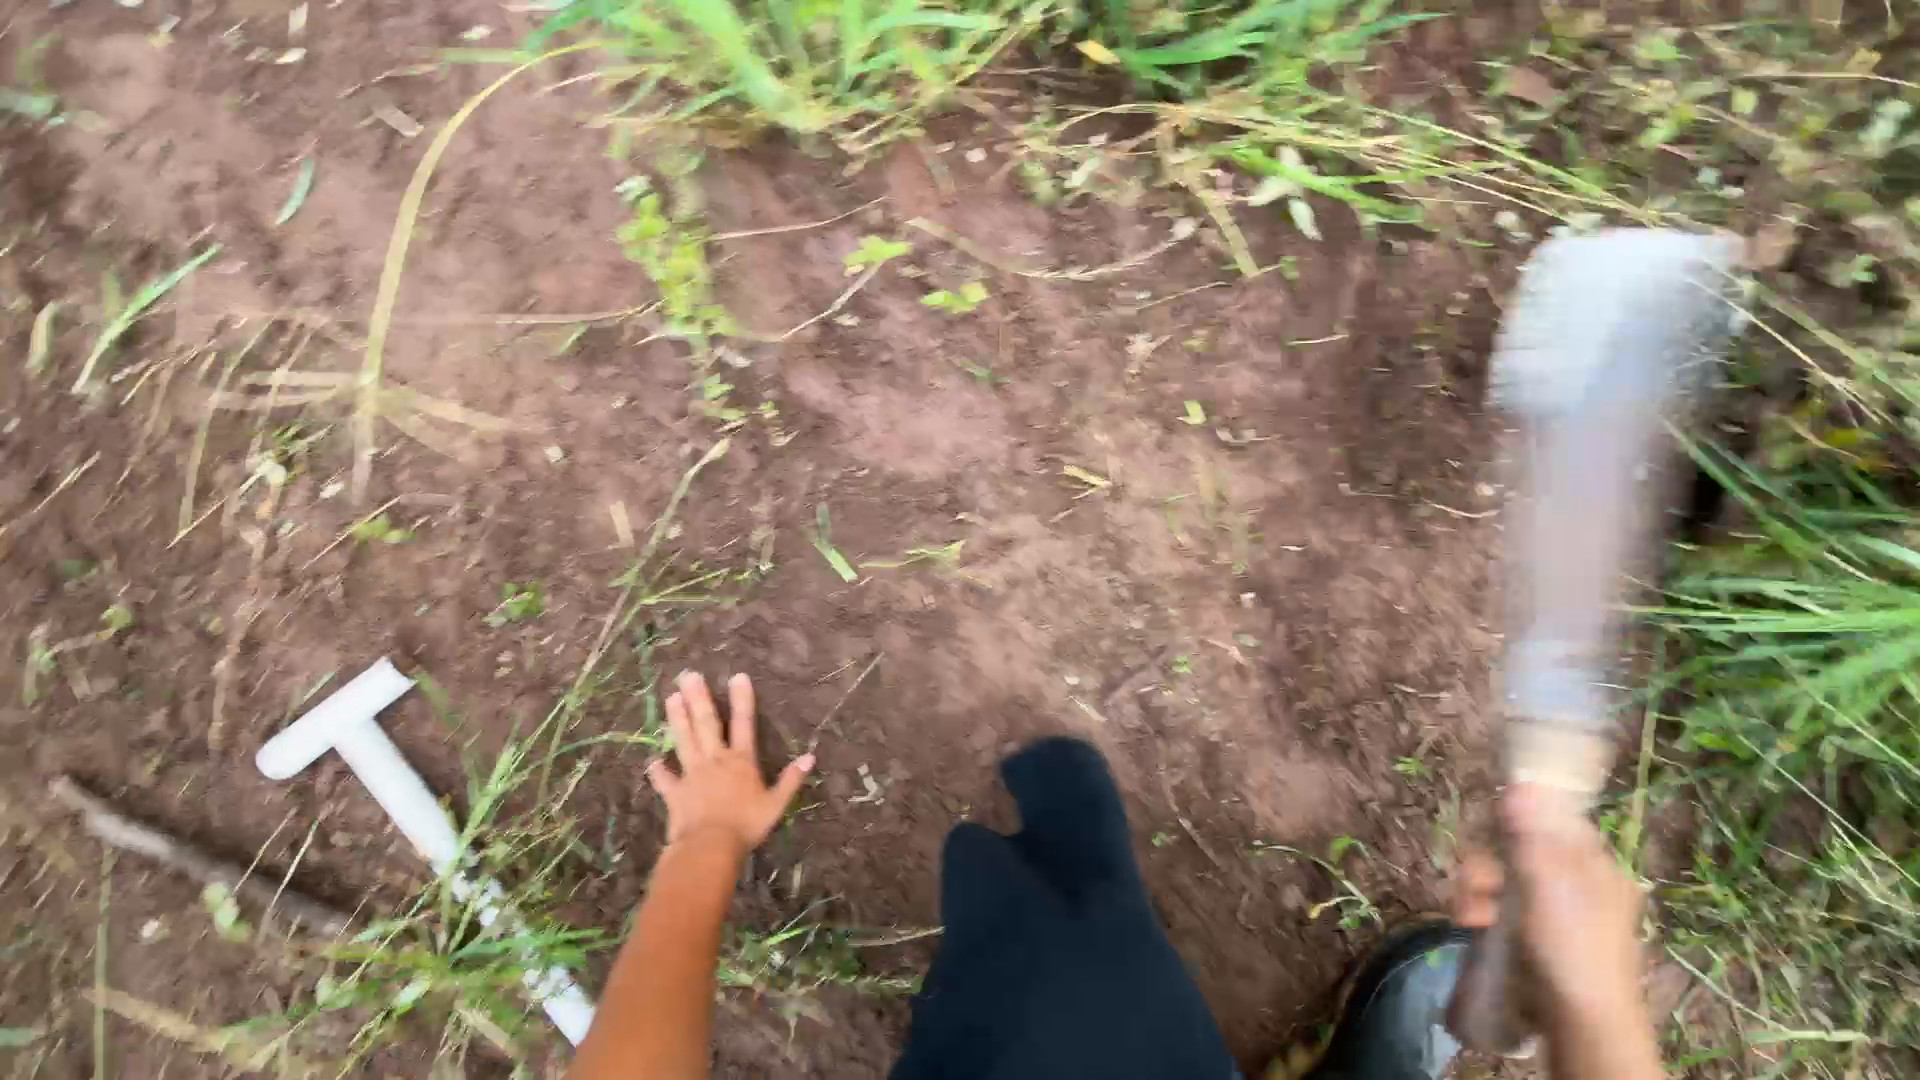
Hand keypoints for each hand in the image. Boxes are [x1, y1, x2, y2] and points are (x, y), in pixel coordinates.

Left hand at [648, 672, 812, 852]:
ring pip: (684, 740)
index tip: (737, 676)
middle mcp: (715, 760)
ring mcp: (692, 774)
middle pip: (707, 724)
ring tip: (671, 697)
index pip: (744, 723)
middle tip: (688, 675)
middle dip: (699, 698)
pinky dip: (658, 771)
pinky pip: (665, 779)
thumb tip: (810, 757)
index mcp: (741, 761)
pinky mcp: (675, 792)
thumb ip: (791, 779)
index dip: (742, 700)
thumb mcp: (776, 803)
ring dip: (678, 719)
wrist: (709, 846)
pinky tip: (652, 762)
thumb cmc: (746, 825)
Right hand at [1456, 783, 1648, 1027]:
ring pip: (1498, 873)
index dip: (1511, 818)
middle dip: (1483, 861)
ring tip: (1468, 915)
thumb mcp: (1551, 888)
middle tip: (1472, 884)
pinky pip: (1496, 901)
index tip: (1484, 829)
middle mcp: (1575, 880)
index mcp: (1593, 865)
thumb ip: (1533, 837)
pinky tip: (1470, 924)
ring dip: (1474, 887)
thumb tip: (1521, 783)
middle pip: (1515, 844)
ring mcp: (1552, 906)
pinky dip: (1479, 908)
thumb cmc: (1573, 952)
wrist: (1580, 1025)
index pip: (1548, 818)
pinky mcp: (1531, 929)